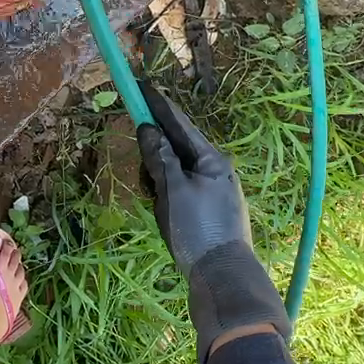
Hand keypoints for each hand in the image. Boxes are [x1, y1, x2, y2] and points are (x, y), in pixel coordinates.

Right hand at [137, 88, 252, 275]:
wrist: (223, 278)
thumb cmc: (198, 229)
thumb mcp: (173, 190)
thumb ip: (159, 157)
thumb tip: (147, 128)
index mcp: (211, 159)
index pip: (180, 123)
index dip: (158, 104)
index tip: (140, 85)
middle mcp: (215, 169)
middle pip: (176, 148)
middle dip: (155, 155)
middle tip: (145, 174)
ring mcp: (214, 190)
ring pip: (176, 171)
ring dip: (160, 180)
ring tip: (157, 204)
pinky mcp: (209, 210)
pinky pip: (181, 190)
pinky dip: (167, 194)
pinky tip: (163, 213)